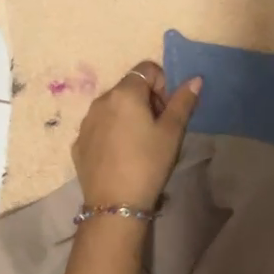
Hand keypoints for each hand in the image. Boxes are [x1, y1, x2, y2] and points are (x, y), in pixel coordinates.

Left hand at [71, 61, 200, 209]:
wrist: (115, 204)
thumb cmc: (148, 163)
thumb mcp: (172, 132)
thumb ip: (183, 102)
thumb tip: (195, 79)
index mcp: (124, 94)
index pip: (147, 69)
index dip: (163, 84)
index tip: (169, 110)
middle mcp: (100, 101)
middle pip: (129, 88)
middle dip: (147, 101)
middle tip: (160, 129)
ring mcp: (86, 122)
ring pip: (113, 107)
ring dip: (129, 116)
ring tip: (141, 144)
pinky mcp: (79, 143)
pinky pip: (100, 127)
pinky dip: (113, 132)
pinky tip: (122, 156)